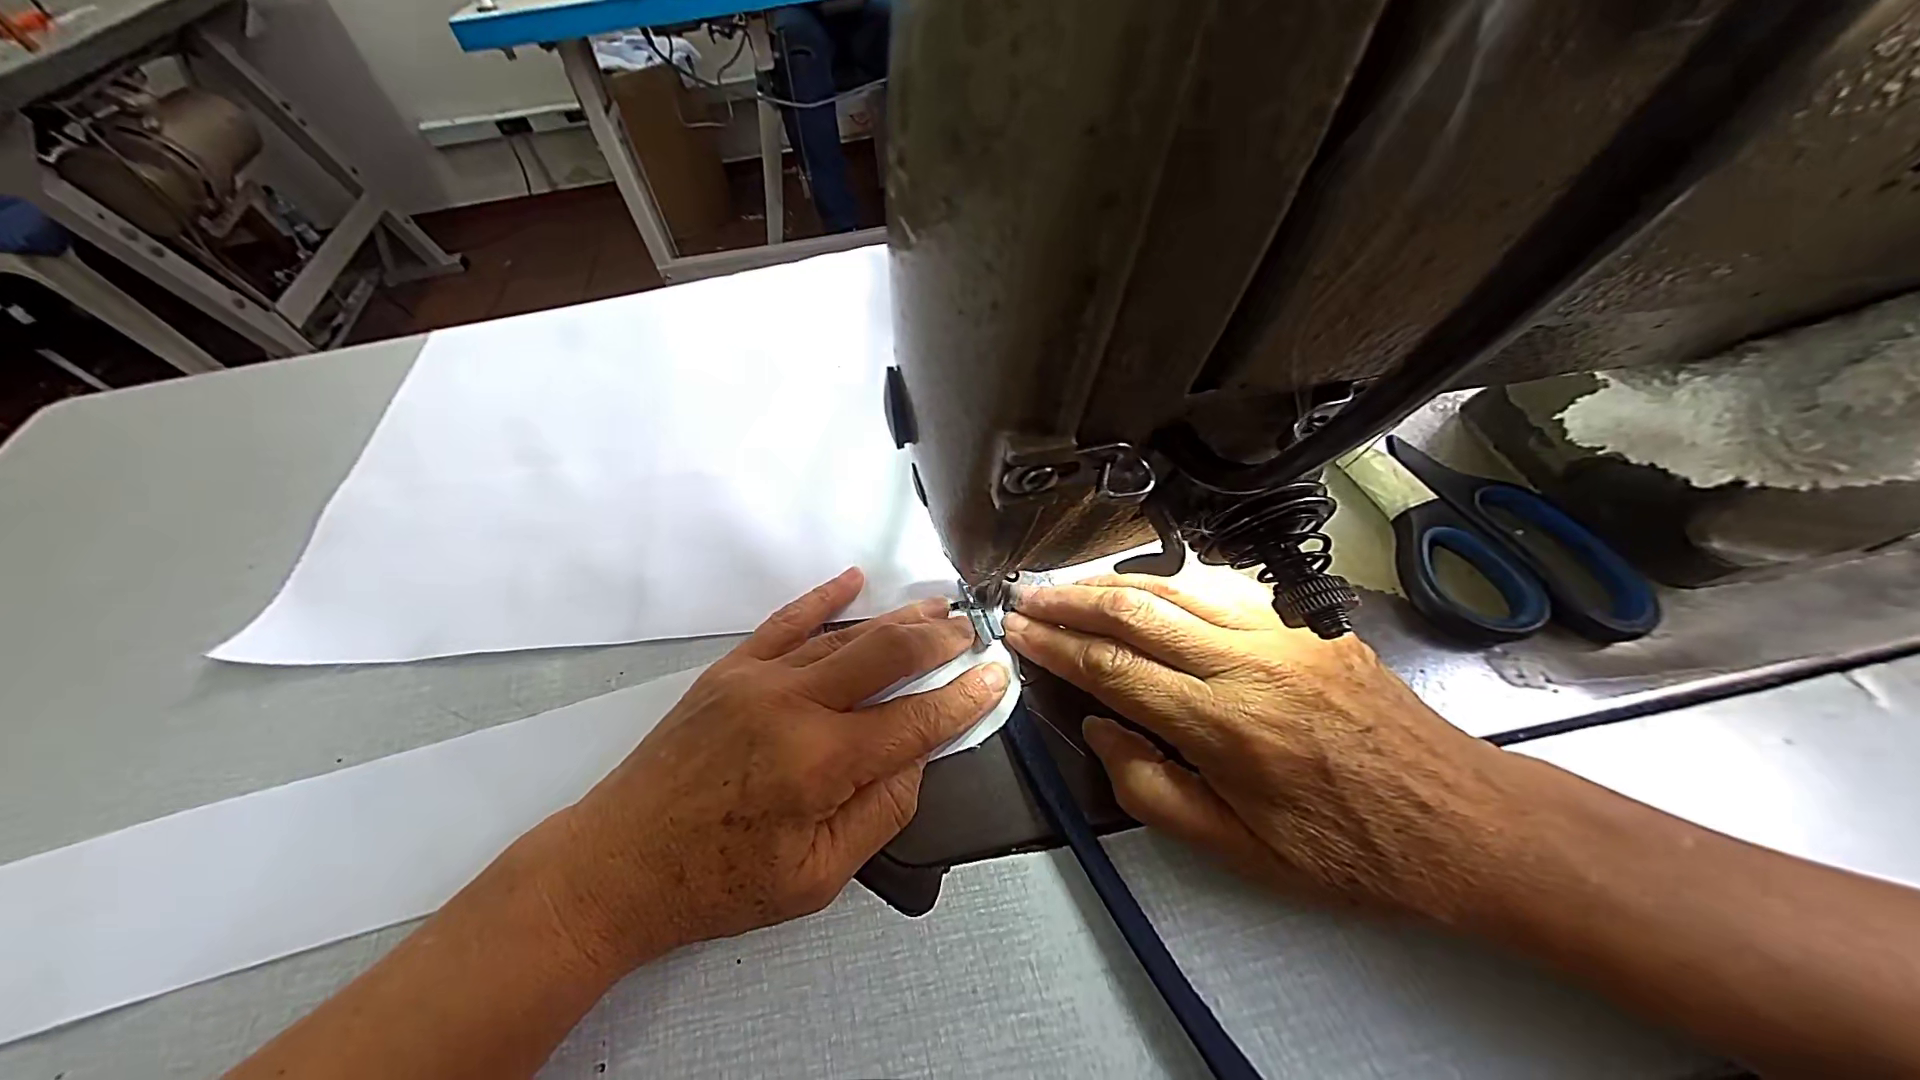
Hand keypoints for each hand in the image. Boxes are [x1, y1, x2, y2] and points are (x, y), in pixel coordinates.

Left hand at [548, 568, 1007, 971]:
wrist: (614, 865)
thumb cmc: (718, 882)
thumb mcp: (818, 876)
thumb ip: (881, 811)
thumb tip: (918, 755)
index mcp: (822, 764)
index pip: (917, 721)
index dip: (965, 698)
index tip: (996, 677)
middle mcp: (795, 707)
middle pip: (888, 655)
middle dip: (940, 640)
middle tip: (972, 631)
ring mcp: (759, 679)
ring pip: (846, 636)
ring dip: (898, 619)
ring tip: (937, 607)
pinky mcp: (729, 669)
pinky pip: (786, 621)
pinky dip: (823, 597)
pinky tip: (853, 579)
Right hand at [1003, 570, 1515, 918]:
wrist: (1460, 821)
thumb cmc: (1352, 848)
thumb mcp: (1237, 850)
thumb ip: (1149, 788)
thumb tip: (1102, 729)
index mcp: (1224, 725)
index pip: (1111, 667)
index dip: (1054, 646)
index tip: (1019, 633)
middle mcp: (1249, 664)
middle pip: (1133, 610)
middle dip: (1067, 600)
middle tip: (1027, 596)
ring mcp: (1281, 632)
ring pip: (1174, 585)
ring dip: (1110, 581)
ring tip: (1069, 584)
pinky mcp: (1305, 622)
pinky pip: (1222, 585)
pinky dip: (1170, 578)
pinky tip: (1147, 583)